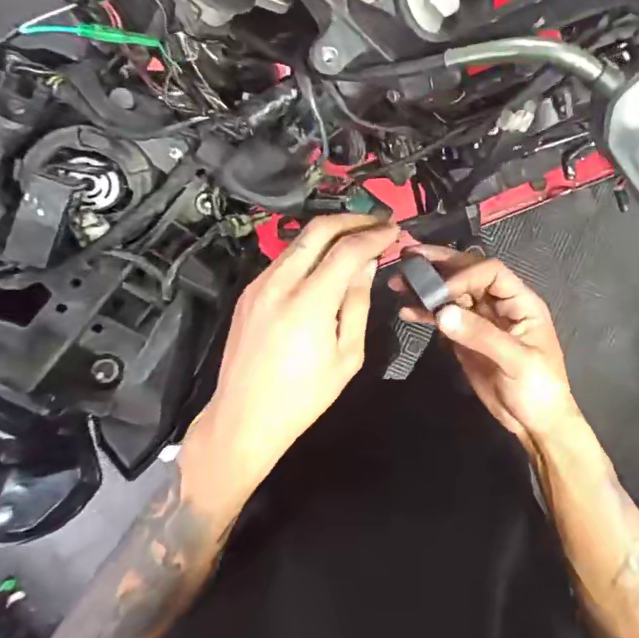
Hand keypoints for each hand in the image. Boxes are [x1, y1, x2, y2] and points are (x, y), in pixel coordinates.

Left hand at [202, 214, 398, 476]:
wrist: (244, 418)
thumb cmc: (304, 396)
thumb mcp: (347, 355)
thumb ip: (358, 303)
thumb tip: (367, 265)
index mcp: (308, 303)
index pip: (347, 250)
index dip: (375, 234)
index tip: (394, 230)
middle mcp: (279, 284)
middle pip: (319, 229)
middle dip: (354, 219)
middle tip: (378, 222)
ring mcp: (259, 285)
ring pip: (299, 240)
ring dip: (332, 232)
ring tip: (359, 238)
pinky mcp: (248, 292)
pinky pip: (285, 259)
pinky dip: (311, 251)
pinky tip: (328, 261)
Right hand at [393, 246, 581, 448]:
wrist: (536, 423)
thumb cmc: (539, 388)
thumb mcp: (517, 361)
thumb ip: (481, 335)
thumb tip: (443, 312)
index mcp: (520, 302)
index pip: (490, 272)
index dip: (464, 274)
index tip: (440, 289)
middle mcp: (499, 305)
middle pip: (468, 275)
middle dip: (440, 265)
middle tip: (409, 256)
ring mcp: (481, 321)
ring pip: (452, 295)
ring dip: (427, 288)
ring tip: (399, 281)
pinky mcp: (466, 340)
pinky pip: (445, 319)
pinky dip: (426, 313)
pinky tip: (406, 310)